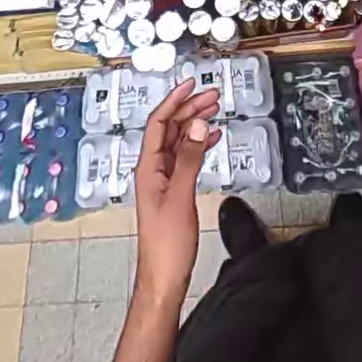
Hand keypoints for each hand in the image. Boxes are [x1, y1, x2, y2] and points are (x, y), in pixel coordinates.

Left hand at [132, 80, 221, 298]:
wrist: (164, 277)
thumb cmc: (166, 244)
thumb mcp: (179, 196)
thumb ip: (188, 158)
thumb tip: (196, 126)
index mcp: (147, 166)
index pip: (159, 122)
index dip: (173, 100)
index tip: (189, 84)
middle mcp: (152, 168)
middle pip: (170, 128)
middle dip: (189, 108)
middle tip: (210, 94)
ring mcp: (163, 178)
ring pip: (178, 140)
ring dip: (195, 123)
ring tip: (213, 109)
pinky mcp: (174, 188)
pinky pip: (186, 156)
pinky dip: (199, 143)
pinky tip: (211, 137)